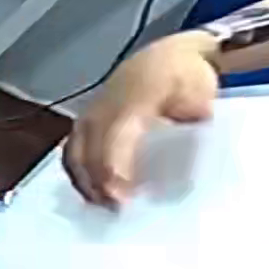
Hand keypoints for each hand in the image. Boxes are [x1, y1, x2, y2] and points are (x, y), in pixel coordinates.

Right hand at [64, 33, 219, 206]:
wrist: (159, 58)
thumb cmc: (182, 76)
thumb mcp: (197, 91)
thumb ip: (192, 114)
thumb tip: (190, 134)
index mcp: (125, 107)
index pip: (112, 144)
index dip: (113, 171)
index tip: (121, 197)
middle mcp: (96, 116)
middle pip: (86, 155)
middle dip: (96, 184)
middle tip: (112, 209)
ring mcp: (84, 122)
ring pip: (74, 157)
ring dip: (83, 182)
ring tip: (98, 204)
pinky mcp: (80, 128)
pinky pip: (71, 154)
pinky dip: (78, 174)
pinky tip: (89, 189)